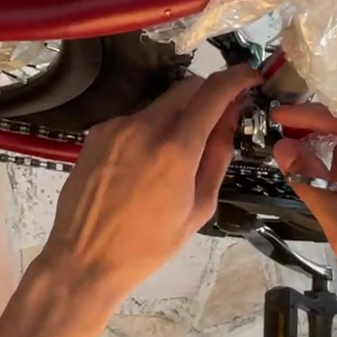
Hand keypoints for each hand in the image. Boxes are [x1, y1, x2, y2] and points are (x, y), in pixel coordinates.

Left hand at [37, 66, 262, 305]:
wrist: (85, 258)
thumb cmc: (148, 245)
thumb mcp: (198, 208)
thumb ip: (217, 158)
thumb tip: (228, 121)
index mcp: (175, 149)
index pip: (212, 92)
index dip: (237, 78)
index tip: (250, 77)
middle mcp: (143, 127)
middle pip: (186, 89)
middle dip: (208, 96)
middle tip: (219, 118)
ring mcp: (116, 127)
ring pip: (159, 105)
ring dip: (177, 116)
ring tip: (176, 155)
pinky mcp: (97, 133)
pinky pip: (134, 120)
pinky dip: (149, 130)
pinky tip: (144, 164)